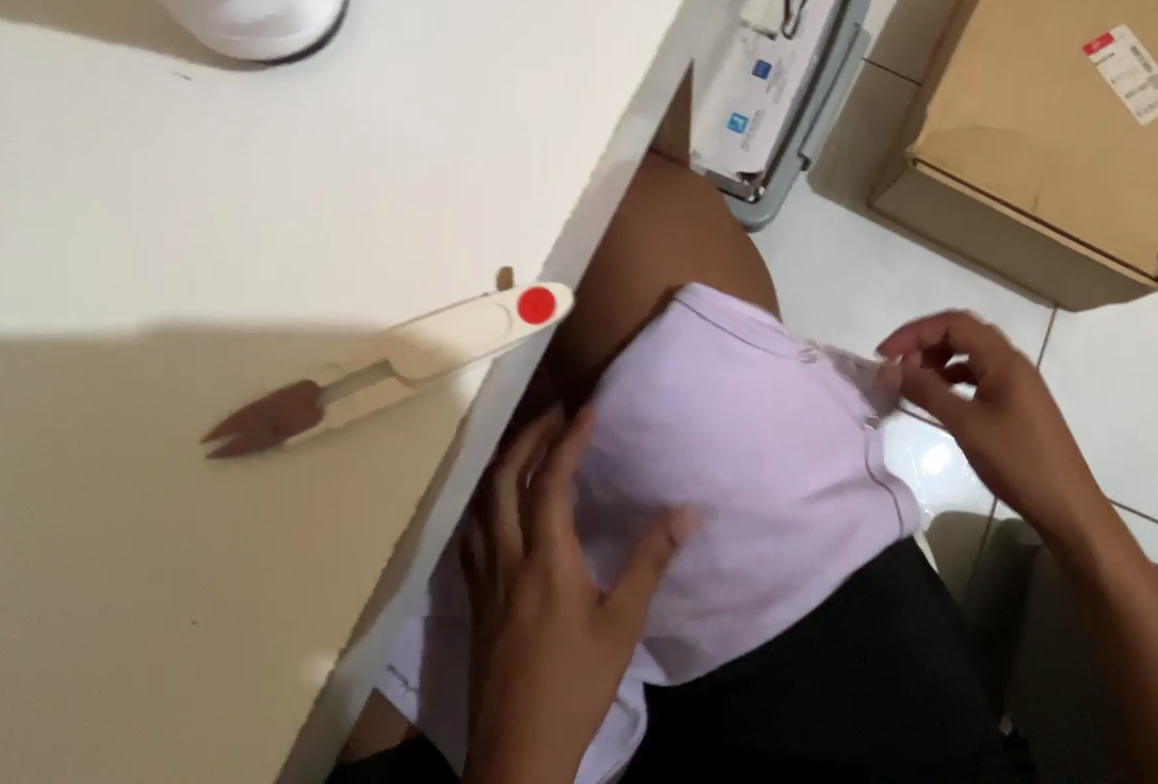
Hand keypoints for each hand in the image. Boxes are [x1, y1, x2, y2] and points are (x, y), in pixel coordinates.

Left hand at [461, 405, 698, 783]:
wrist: (518, 748)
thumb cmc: (577, 685)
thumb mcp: (624, 624)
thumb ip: (651, 562)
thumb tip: (686, 511)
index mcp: (546, 561)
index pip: (550, 483)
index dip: (567, 441)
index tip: (587, 409)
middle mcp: (507, 558)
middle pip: (504, 480)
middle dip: (528, 437)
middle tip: (555, 411)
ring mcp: (483, 579)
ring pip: (480, 503)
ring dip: (502, 463)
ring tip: (527, 443)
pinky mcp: (474, 599)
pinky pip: (472, 532)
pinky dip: (485, 500)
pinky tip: (497, 504)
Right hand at [878, 311, 1101, 540]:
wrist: (1066, 504)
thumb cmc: (1018, 462)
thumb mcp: (967, 426)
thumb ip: (927, 392)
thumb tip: (890, 369)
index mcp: (1004, 360)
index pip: (953, 323)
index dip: (915, 332)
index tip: (884, 355)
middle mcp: (1012, 362)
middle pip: (962, 333)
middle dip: (925, 343)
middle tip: (897, 368)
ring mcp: (1017, 383)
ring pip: (971, 354)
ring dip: (938, 360)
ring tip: (913, 383)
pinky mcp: (1017, 403)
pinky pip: (979, 375)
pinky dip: (954, 378)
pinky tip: (940, 398)